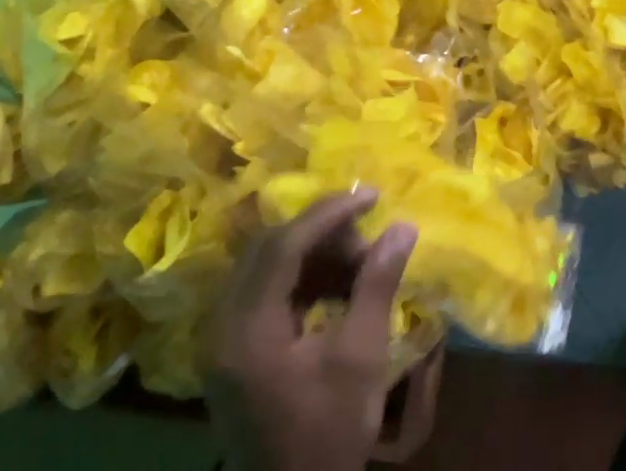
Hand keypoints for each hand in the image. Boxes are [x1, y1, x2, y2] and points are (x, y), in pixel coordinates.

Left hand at [208, 190, 418, 470]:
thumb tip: (403, 227)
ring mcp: (223, 340)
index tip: (373, 196)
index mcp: (246, 329)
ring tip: (364, 264)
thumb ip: (377, 285)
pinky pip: (267, 294)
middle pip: (268, 251)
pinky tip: (342, 289)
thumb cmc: (329, 429)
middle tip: (370, 235)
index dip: (329, 214)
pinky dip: (305, 281)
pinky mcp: (234, 352)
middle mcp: (222, 326)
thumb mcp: (361, 355)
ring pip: (267, 269)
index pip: (282, 246)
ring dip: (316, 256)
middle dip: (323, 233)